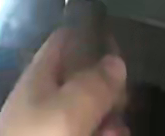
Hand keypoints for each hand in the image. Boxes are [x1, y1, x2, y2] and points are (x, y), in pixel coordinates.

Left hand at [0, 26, 128, 135]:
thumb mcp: (66, 111)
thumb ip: (94, 85)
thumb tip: (117, 62)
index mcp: (40, 74)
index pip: (66, 40)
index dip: (91, 38)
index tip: (119, 49)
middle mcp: (46, 98)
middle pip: (83, 83)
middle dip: (108, 94)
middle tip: (123, 106)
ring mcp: (52, 129)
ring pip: (88, 118)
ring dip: (109, 125)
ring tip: (117, 134)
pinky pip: (85, 134)